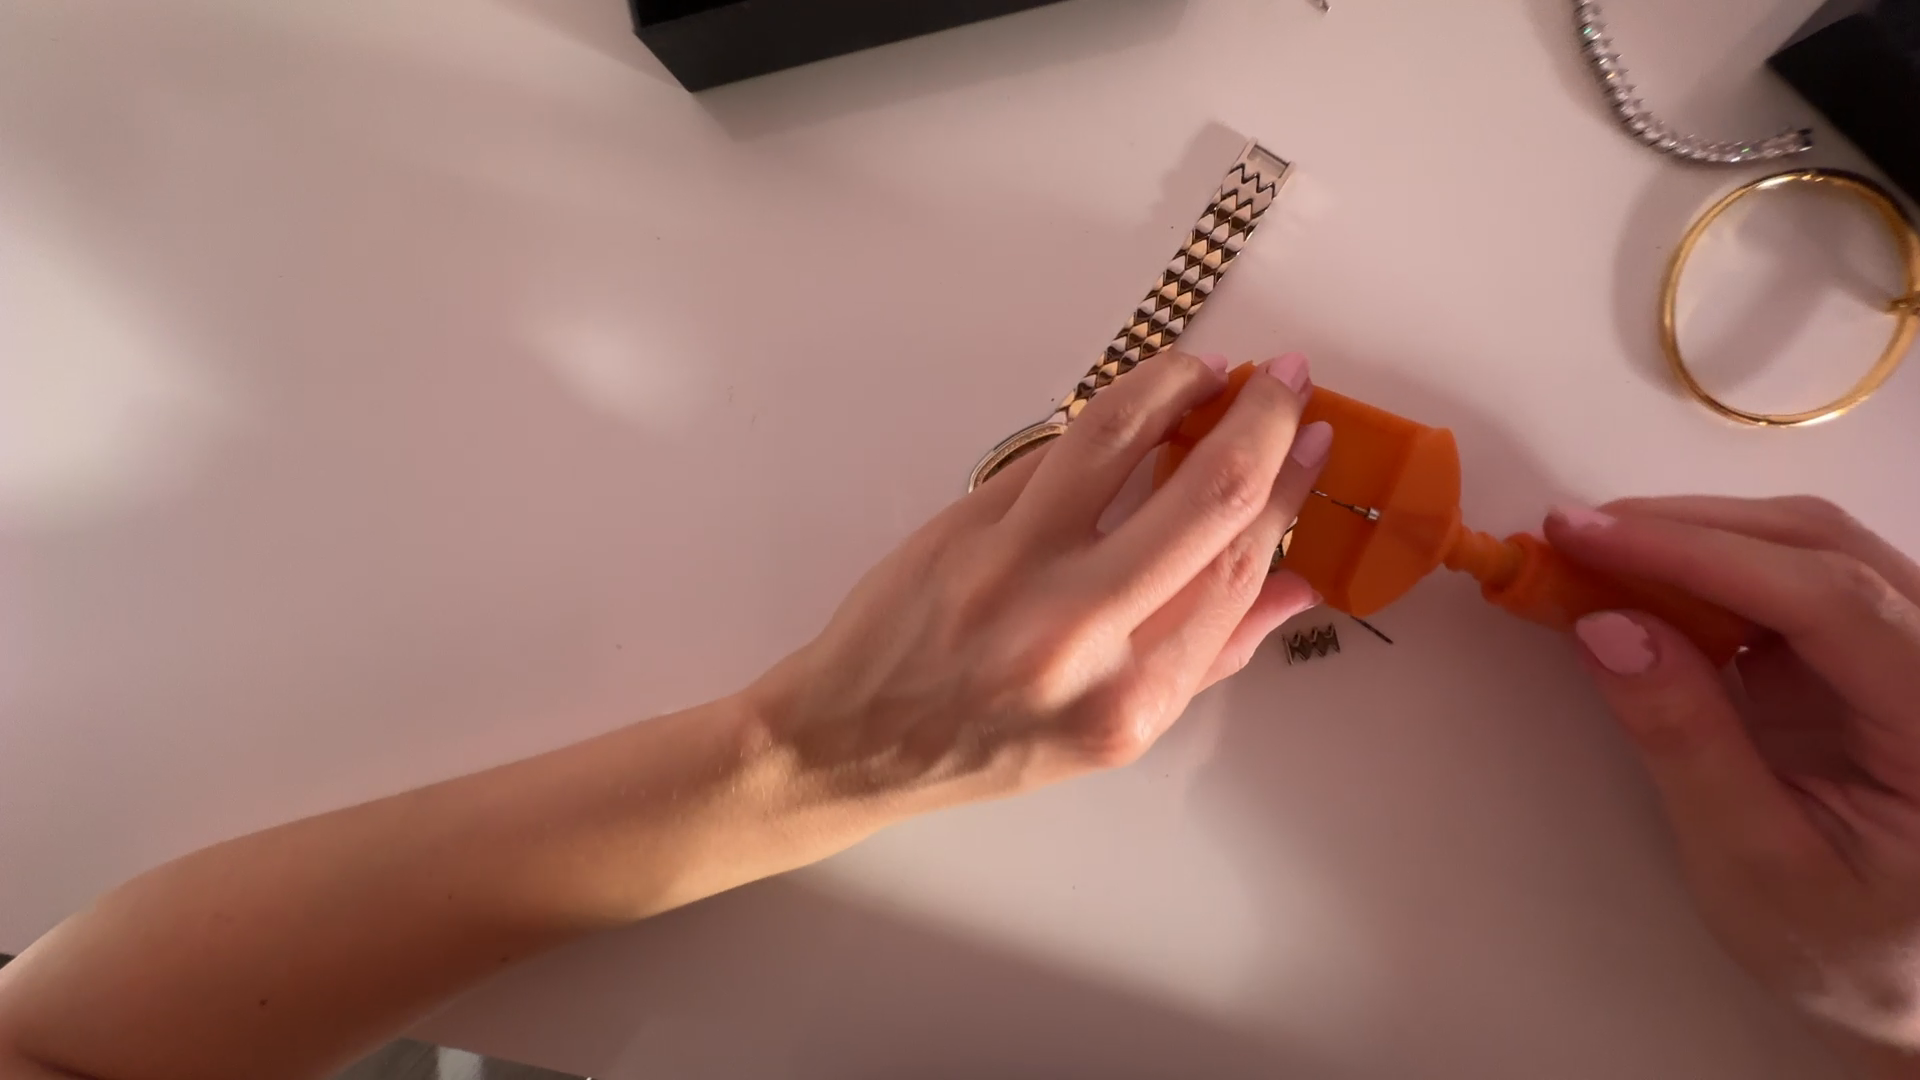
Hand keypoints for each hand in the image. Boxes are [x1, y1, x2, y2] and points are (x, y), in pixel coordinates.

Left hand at [749, 351, 1329, 816]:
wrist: (859, 733)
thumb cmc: (991, 745)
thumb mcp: (1111, 733)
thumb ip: (1207, 656)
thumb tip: (1294, 582)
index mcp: (1130, 700)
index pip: (1237, 569)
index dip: (1289, 491)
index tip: (1312, 440)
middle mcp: (1076, 628)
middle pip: (1203, 494)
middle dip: (1261, 418)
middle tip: (1281, 377)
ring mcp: (1010, 565)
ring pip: (1115, 435)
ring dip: (1175, 381)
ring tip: (1204, 368)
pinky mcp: (962, 522)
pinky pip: (1049, 452)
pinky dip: (1103, 416)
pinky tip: (1130, 408)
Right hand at [1547, 497, 1919, 1073]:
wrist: (1917, 983)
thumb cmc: (1847, 944)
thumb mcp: (1752, 858)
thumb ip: (1684, 738)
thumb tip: (1602, 626)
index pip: (1830, 601)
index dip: (1692, 552)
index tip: (1575, 534)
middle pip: (1827, 548)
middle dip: (1684, 527)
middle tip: (1565, 536)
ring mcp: (1919, 657)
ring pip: (1812, 547)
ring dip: (1690, 536)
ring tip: (1588, 554)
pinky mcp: (1873, 658)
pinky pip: (1787, 579)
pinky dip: (1699, 565)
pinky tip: (1637, 584)